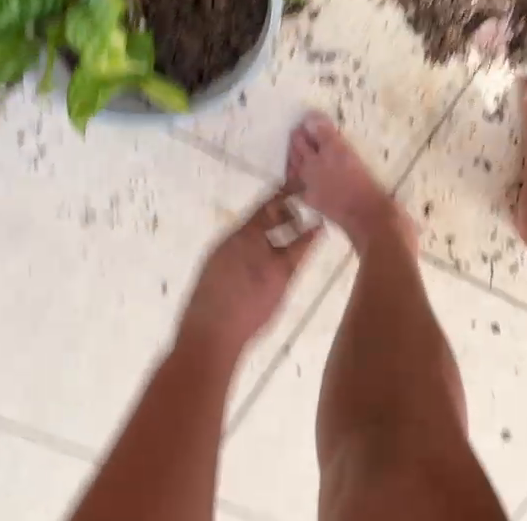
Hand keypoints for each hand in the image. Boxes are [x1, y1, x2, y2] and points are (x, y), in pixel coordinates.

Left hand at [179, 191, 320, 355]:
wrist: (207, 340)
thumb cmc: (248, 307)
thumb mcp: (282, 278)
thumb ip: (301, 249)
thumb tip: (320, 227)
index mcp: (246, 234)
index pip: (272, 202)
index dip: (289, 193)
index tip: (305, 186)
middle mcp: (230, 239)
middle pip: (260, 218)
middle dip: (283, 215)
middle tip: (303, 217)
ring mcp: (218, 256)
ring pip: (250, 235)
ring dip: (271, 233)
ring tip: (291, 241)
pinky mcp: (212, 273)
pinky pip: (239, 250)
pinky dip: (257, 248)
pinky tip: (267, 263)